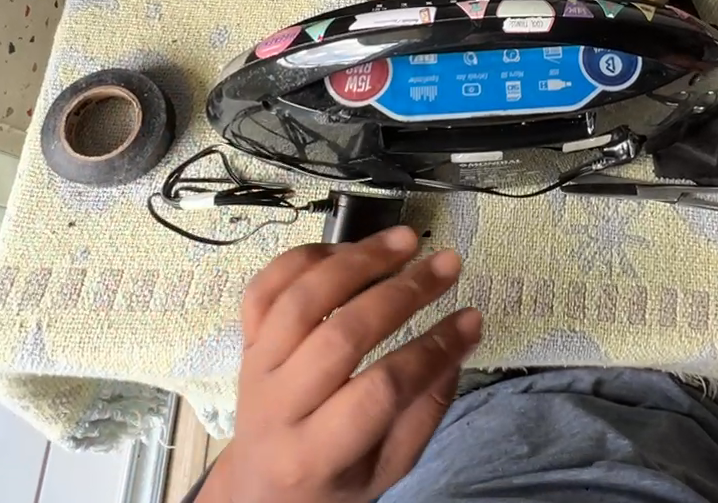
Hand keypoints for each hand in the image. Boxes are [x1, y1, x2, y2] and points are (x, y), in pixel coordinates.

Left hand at [202, 227, 481, 502]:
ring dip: (360, 259)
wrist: (259, 488)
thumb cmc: (334, 478)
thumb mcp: (388, 468)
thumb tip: (462, 335)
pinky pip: (265, 286)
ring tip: (406, 240)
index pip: (381, 391)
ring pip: (302, 299)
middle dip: (404, 292)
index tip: (471, 318)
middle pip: (342, 335)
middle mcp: (277, 407)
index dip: (433, 349)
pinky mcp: (245, 340)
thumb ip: (426, 408)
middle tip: (448, 264)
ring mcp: (256, 367)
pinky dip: (306, 257)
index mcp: (315, 455)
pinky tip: (348, 248)